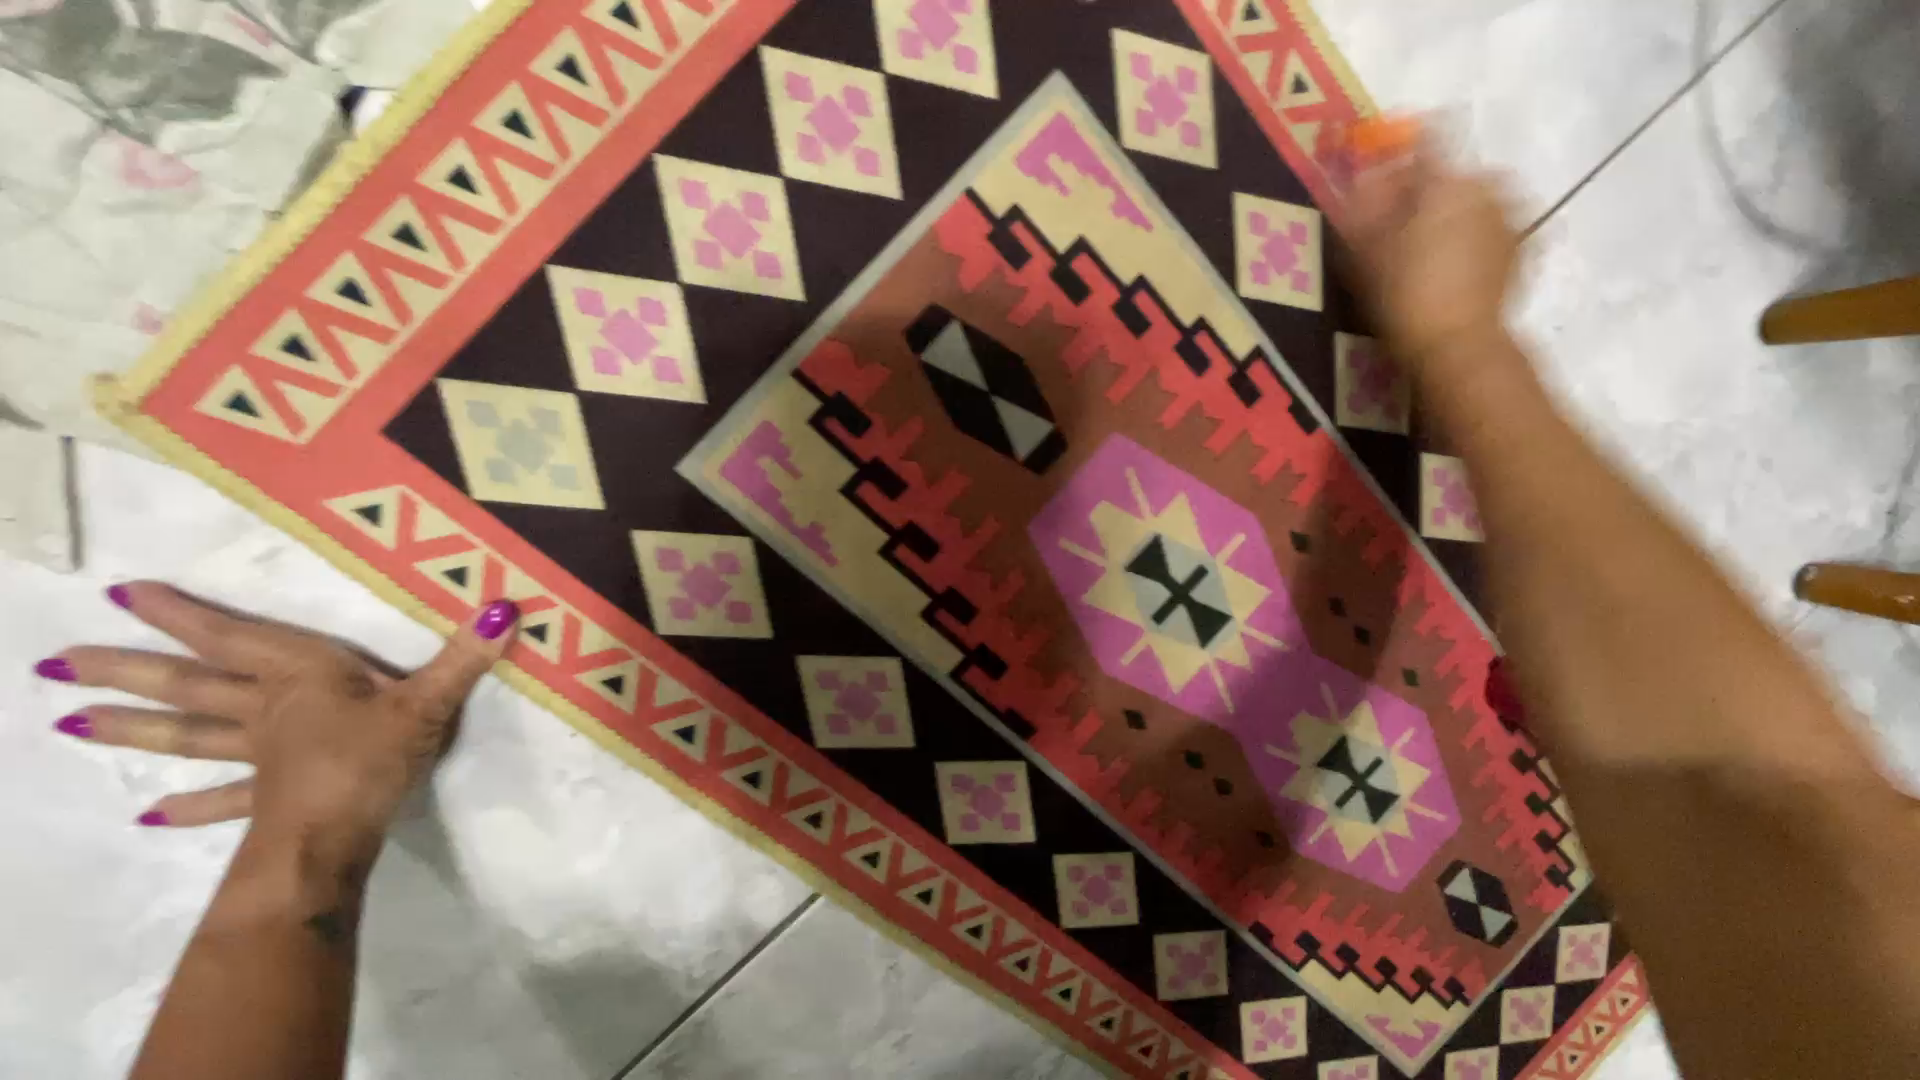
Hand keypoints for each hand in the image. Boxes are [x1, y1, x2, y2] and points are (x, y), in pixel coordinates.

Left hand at [41, 583, 517, 853]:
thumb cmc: (373, 759)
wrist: (333, 839)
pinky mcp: (269, 798)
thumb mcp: (430, 702)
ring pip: (191, 736)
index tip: (122, 595)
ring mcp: (262, 756)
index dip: (183, 616)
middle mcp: (269, 709)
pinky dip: (189, 806)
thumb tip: (508, 608)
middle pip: (193, 685)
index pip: (234, 638)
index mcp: (301, 677)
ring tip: (68, 722)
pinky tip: (149, 816)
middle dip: (130, 669)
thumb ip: (465, 657)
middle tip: (56, 660)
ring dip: (135, 728)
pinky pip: (224, 798)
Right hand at [1339, 129, 1525, 380]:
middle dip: (1424, 194)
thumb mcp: (1365, 252)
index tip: (1383, 178)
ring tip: (1426, 255)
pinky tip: (1452, 270)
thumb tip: (1361, 174)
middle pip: (1449, 174)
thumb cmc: (1402, 296)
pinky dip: (1472, 238)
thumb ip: (1362, 204)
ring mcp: (1512, 214)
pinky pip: (1491, 227)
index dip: (1401, 154)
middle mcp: (1488, 183)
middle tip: (1398, 231)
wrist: (1458, 345)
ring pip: (1472, 201)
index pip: (1426, 138)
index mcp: (1448, 177)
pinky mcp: (1525, 245)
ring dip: (1450, 216)